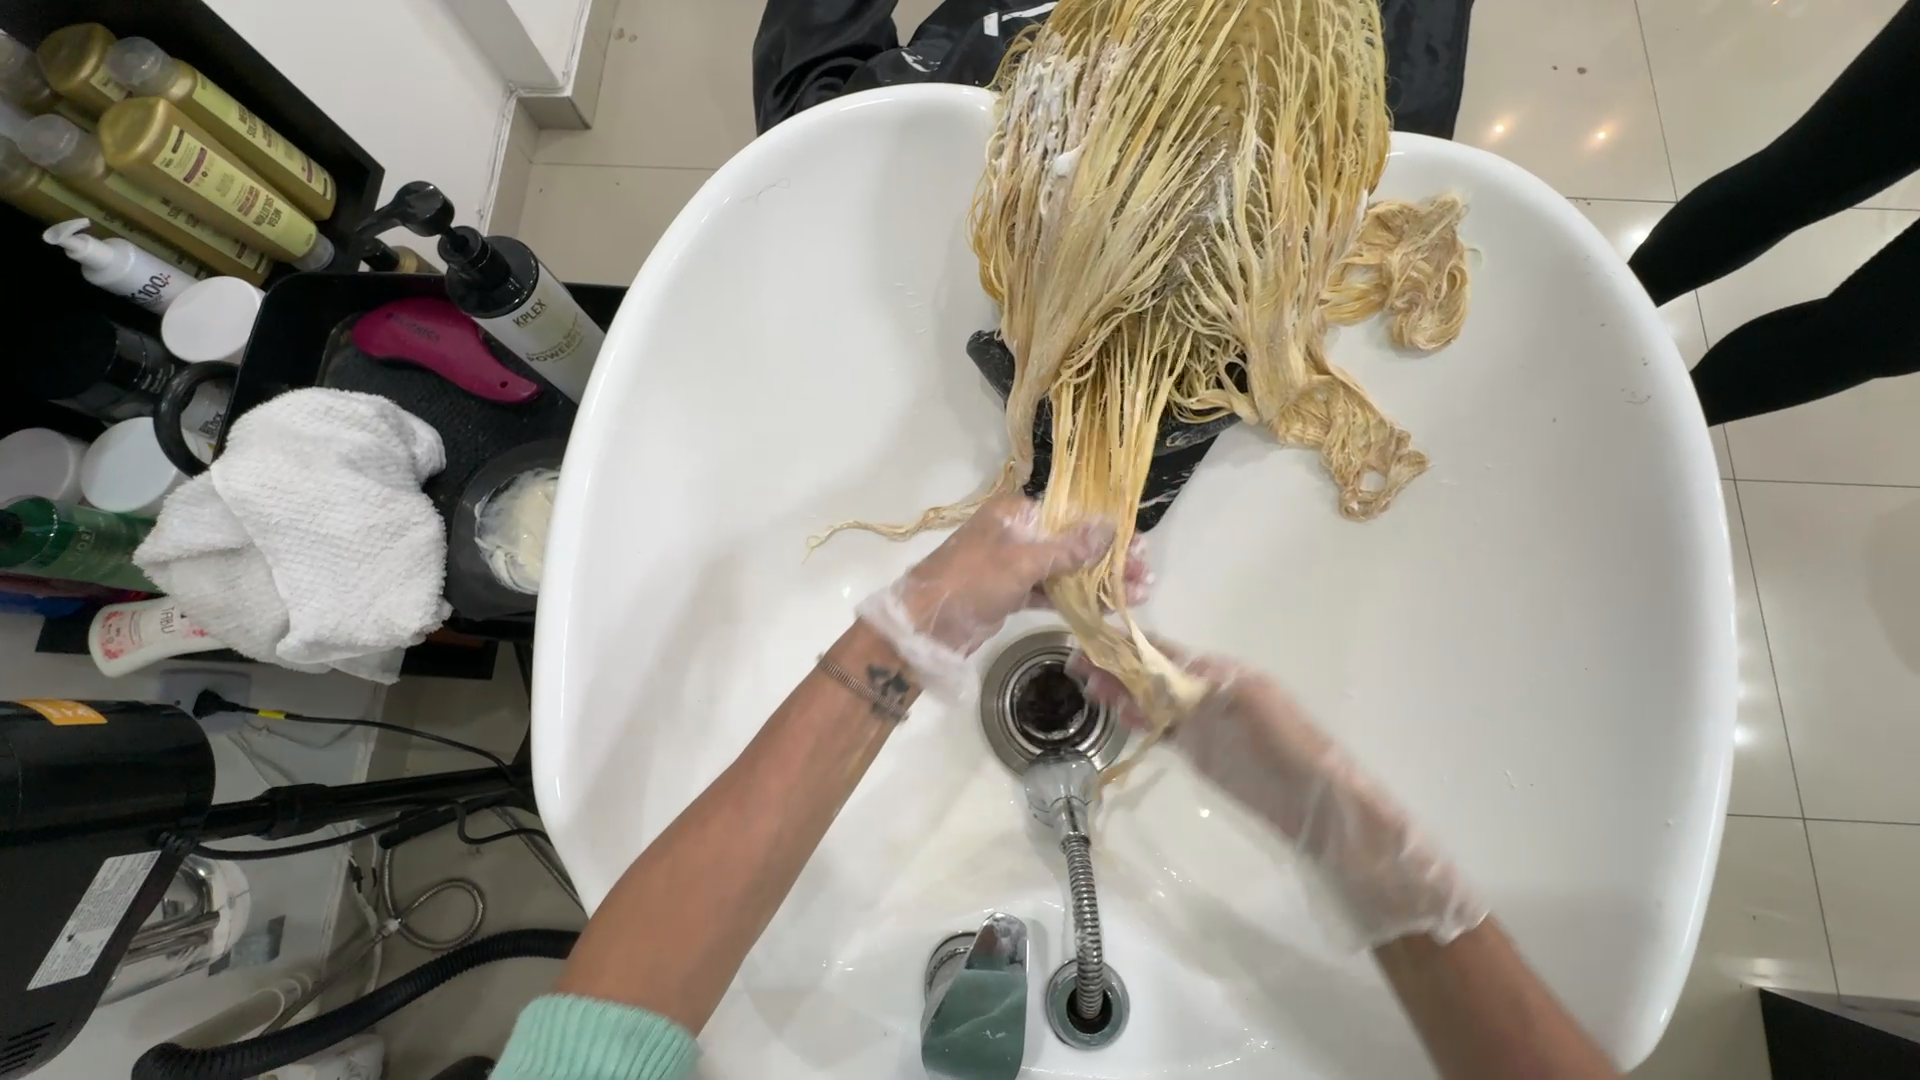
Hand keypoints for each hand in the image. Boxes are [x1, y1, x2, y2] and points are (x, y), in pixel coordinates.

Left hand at [856, 494, 1148, 695]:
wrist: (924, 627)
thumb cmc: (970, 582)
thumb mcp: (1021, 563)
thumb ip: (1067, 548)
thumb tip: (1109, 527)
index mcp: (1014, 513)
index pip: (1071, 515)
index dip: (1107, 531)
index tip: (1140, 545)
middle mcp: (1016, 534)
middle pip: (1072, 543)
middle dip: (1109, 559)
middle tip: (1146, 575)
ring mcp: (1014, 565)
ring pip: (1064, 569)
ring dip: (1098, 581)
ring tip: (1137, 592)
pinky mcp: (1011, 593)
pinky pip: (1050, 591)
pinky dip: (1075, 599)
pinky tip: (1105, 607)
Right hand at [1072, 644, 1486, 946]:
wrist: (1320, 806)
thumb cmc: (1292, 747)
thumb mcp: (1254, 703)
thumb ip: (1207, 681)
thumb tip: (1161, 663)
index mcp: (1221, 673)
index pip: (1166, 651)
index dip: (1128, 645)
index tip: (1093, 641)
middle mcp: (1207, 691)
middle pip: (1153, 673)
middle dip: (1117, 666)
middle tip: (1078, 665)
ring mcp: (1203, 723)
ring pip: (1152, 698)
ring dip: (1122, 690)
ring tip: (1089, 686)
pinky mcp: (1201, 751)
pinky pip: (1162, 727)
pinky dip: (1139, 717)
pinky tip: (1119, 713)